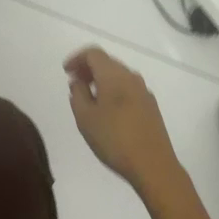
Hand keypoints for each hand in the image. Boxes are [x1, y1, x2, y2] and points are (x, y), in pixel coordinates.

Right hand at [64, 46, 182, 193]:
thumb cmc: (114, 140)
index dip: (77, 58)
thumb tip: (78, 81)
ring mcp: (144, 91)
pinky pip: (128, 88)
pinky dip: (113, 90)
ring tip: (88, 97)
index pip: (94, 53)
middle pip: (107, 62)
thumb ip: (78, 94)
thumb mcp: (85, 118)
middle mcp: (131, 77)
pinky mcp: (150, 105)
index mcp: (114, 75)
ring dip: (101, 80)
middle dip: (88, 68)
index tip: (66, 72)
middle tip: (74, 83)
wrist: (153, 165)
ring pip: (118, 75)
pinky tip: (107, 109)